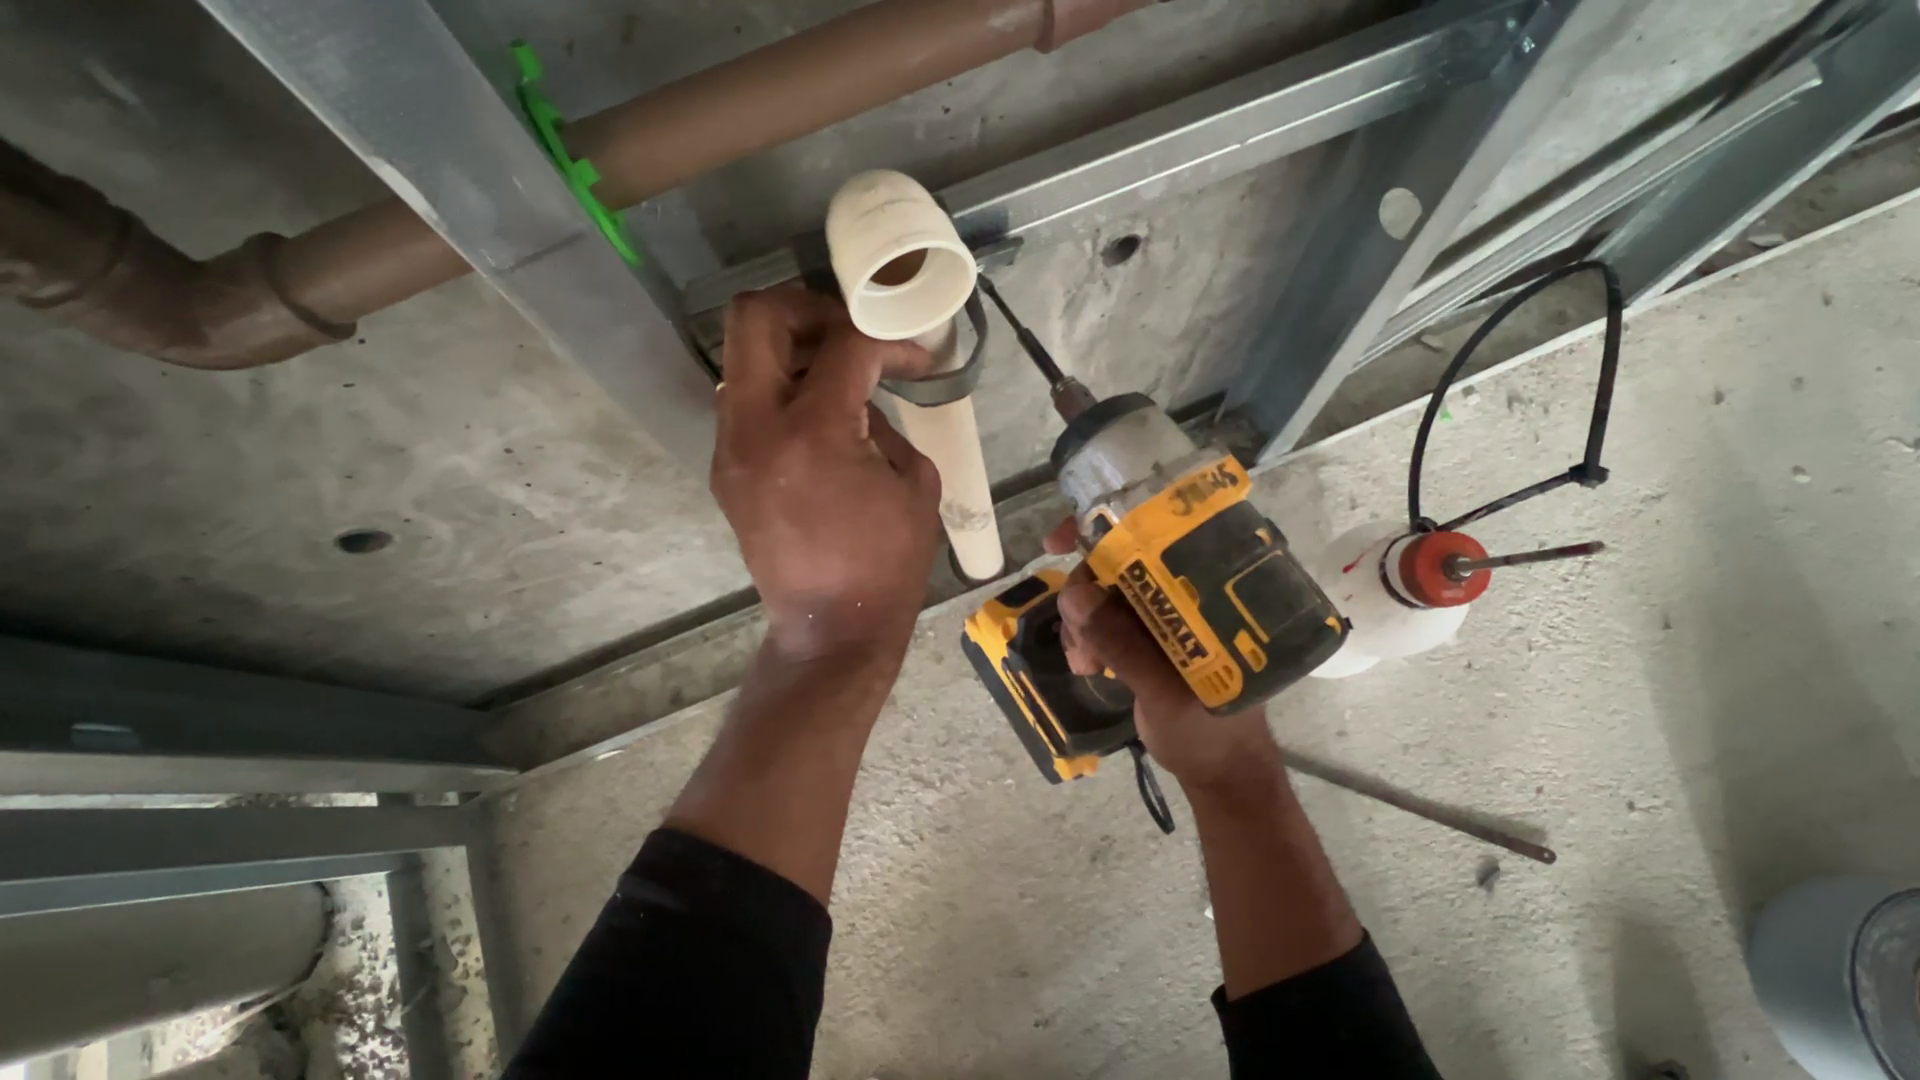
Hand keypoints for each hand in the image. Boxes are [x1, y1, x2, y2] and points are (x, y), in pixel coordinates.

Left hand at [713, 287, 942, 660]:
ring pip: (742, 355)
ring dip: (790, 347)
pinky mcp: (725, 468)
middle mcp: (756, 427)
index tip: (912, 358)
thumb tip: (862, 394)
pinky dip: (779, 388)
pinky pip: (744, 399)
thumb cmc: (887, 563)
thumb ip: (884, 422)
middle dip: (809, 308)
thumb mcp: (913, 482)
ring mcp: (731, 448)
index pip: (846, 345)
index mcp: (814, 432)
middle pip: (757, 316)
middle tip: (848, 334)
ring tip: (834, 374)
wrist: (830, 628)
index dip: (888, 339)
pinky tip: (815, 416)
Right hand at [1044, 519, 1284, 792]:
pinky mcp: (1150, 638)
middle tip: (1079, 642)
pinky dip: (1088, 636)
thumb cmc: (1210, 734)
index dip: (1106, 530)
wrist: (1222, 777)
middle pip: (1119, 564)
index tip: (1060, 543)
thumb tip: (1074, 595)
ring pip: (1106, 594)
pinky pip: (1106, 621)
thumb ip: (1121, 644)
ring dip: (1083, 623)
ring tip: (1085, 664)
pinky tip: (1088, 666)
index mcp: (1208, 593)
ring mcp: (1167, 616)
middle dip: (1085, 596)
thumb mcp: (1164, 692)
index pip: (1157, 539)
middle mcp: (1187, 594)